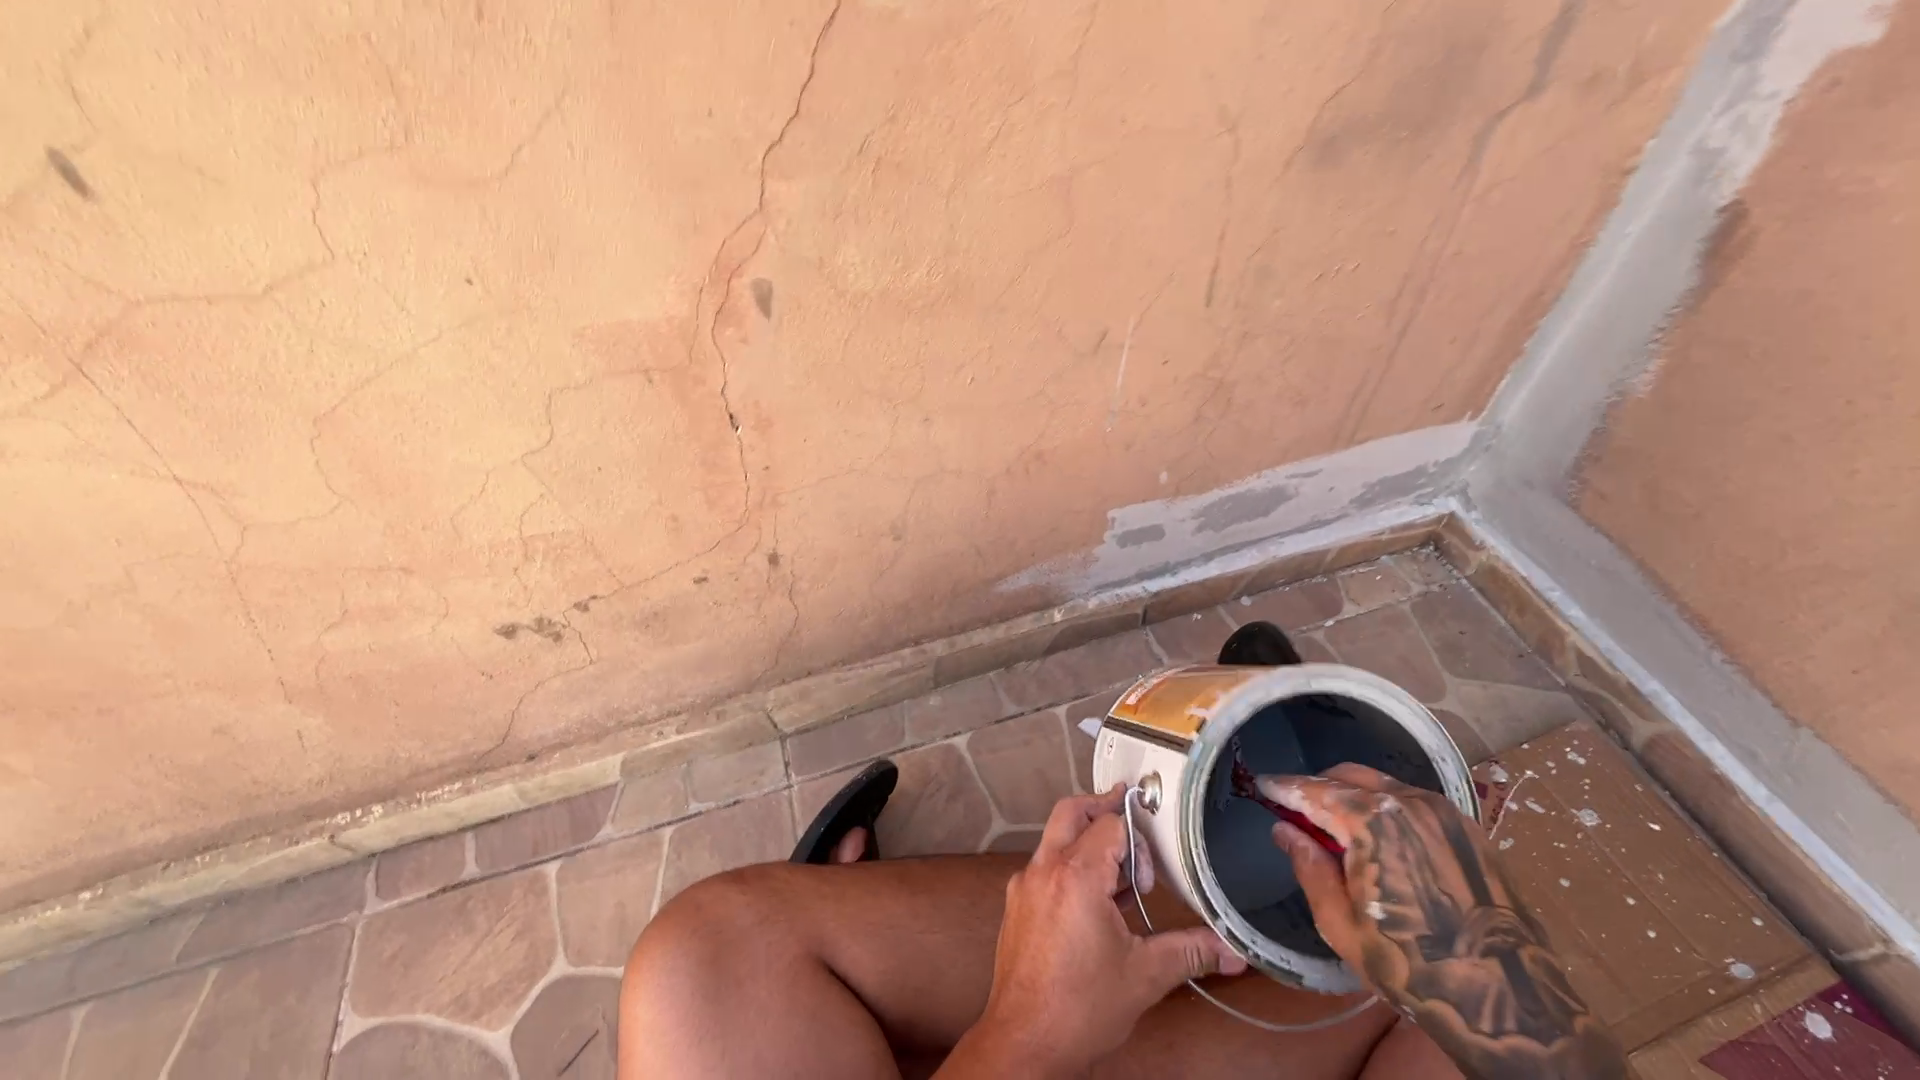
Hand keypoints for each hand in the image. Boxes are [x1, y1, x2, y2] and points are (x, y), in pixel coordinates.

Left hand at [941, 789, 1245, 1077]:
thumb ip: (1191, 951)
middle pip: (1071, 812)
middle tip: (1131, 818)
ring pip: (1054, 839)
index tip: (1152, 874)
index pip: (1110, 824)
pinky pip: (1043, 867)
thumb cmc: (1077, 1010)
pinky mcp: (1017, 906)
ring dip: (1085, 841)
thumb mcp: (1145, 975)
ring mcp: (1024, 887)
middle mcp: (1043, 871)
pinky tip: (1093, 904)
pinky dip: (1068, 867)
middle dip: (1102, 809)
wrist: (1025, 1043)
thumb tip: (1230, 949)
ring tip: (1119, 876)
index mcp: (1076, 877)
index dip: (1139, 844)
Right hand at [1261, 765, 1624, 1079]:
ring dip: (1354, 794)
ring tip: (1337, 820)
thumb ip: (1309, 867)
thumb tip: (1284, 830)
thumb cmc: (1408, 961)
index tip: (1264, 785)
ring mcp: (1443, 812)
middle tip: (1297, 805)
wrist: (1502, 991)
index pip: (1315, 792)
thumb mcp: (1339, 921)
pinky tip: (1381, 833)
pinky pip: (1415, 801)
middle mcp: (1408, 802)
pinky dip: (1388, 805)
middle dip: (1319, 786)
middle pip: (1350, 777)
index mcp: (1371, 821)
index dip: (1285, 788)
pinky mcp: (1468, 827)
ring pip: (1385, 784)